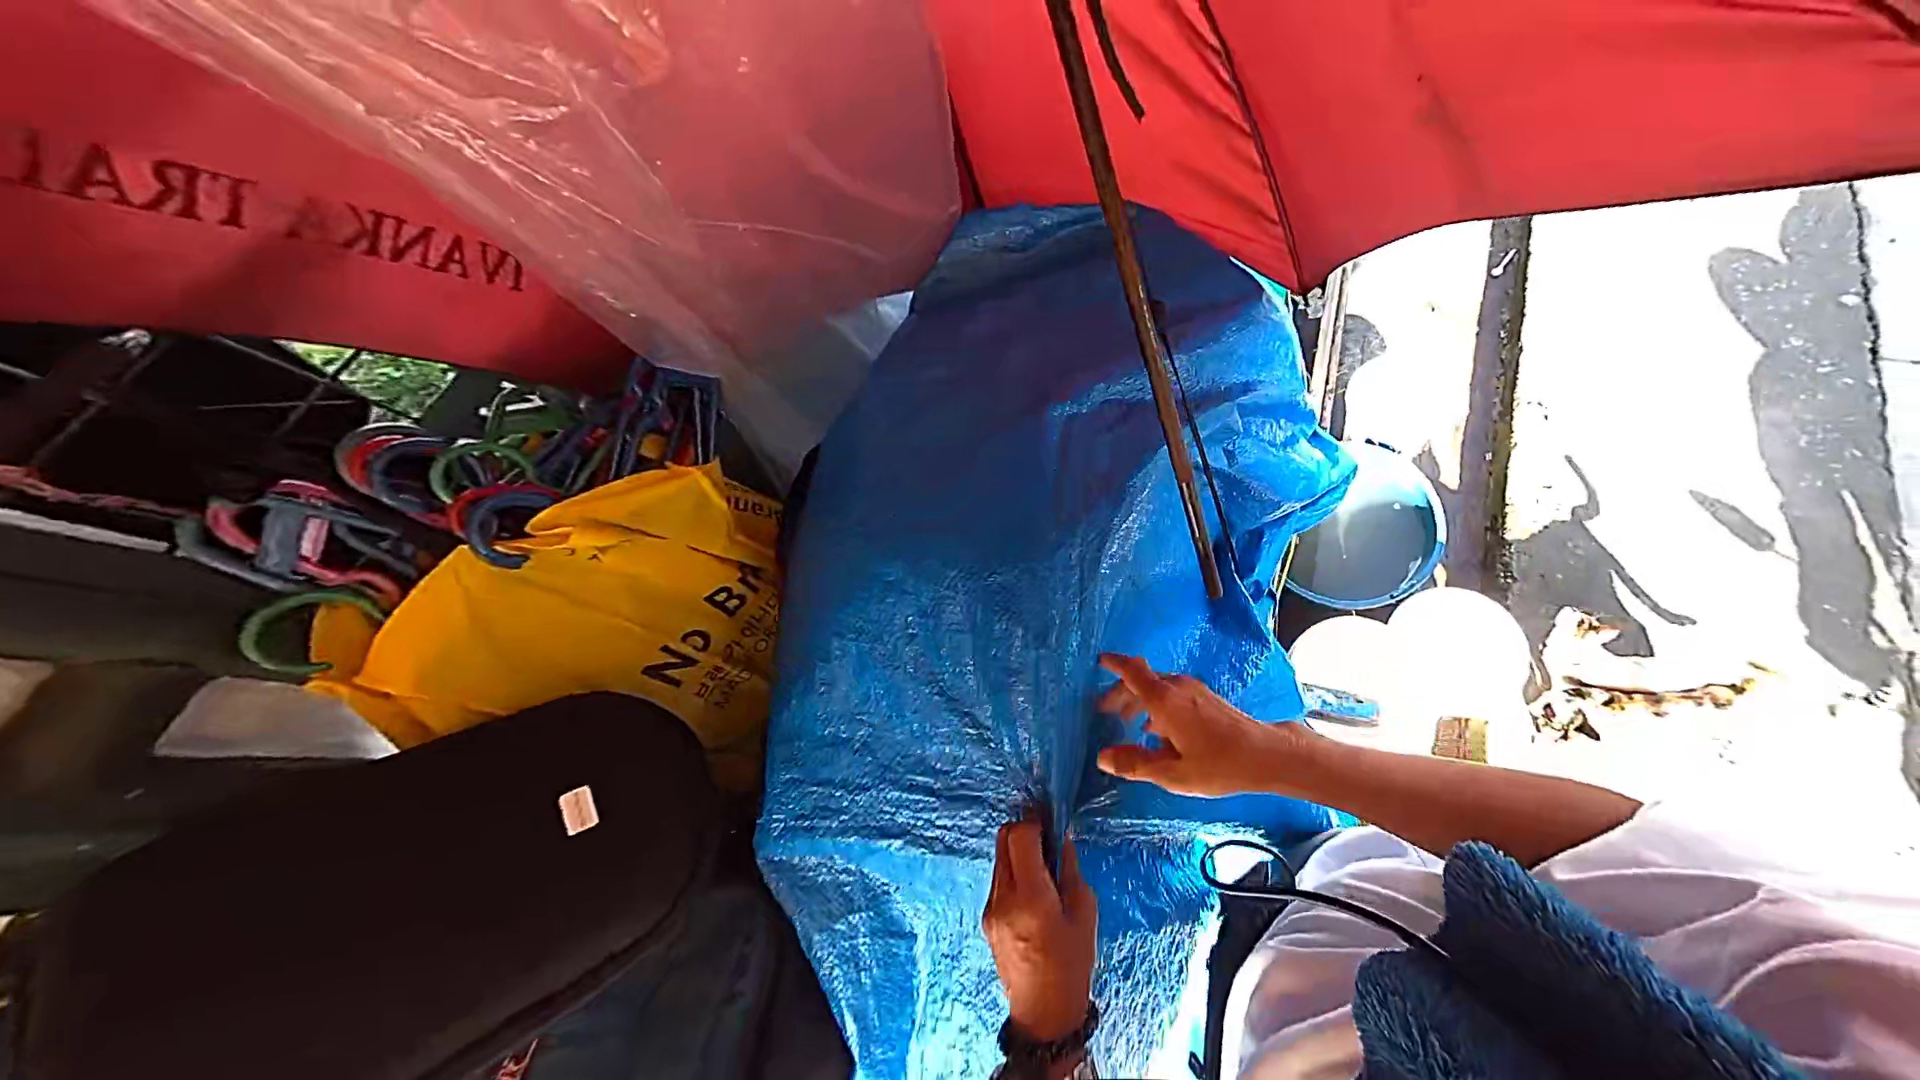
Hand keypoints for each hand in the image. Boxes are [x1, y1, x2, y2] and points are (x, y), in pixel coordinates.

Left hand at [982, 820, 1096, 1041]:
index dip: (1035, 821)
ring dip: (1018, 851)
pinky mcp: (986, 916)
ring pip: (999, 856)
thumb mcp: (1084, 913)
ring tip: (1043, 867)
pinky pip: (998, 878)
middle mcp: (1003, 898)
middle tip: (1047, 838)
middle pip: (1003, 838)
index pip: (1020, 836)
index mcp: (1031, 898)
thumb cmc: (1071, 965)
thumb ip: (1070, 870)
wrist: (1043, 1012)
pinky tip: (1033, 889)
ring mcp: (990, 907)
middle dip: (1024, 830)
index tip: (1050, 819)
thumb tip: (1060, 838)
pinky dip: (1014, 872)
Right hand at [1094, 653, 1315, 796]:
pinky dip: (1155, 703)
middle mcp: (1176, 687)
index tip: (1098, 661)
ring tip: (1127, 721)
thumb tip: (1102, 758)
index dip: (1113, 663)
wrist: (1267, 755)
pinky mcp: (1205, 697)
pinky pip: (1170, 692)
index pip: (1131, 671)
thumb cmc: (1219, 765)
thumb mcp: (1173, 773)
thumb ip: (1135, 764)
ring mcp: (1193, 690)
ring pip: (1156, 686)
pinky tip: (1156, 728)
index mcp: (1163, 700)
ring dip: (1138, 699)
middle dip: (1120, 692)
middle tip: (1104, 710)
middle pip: (1141, 679)